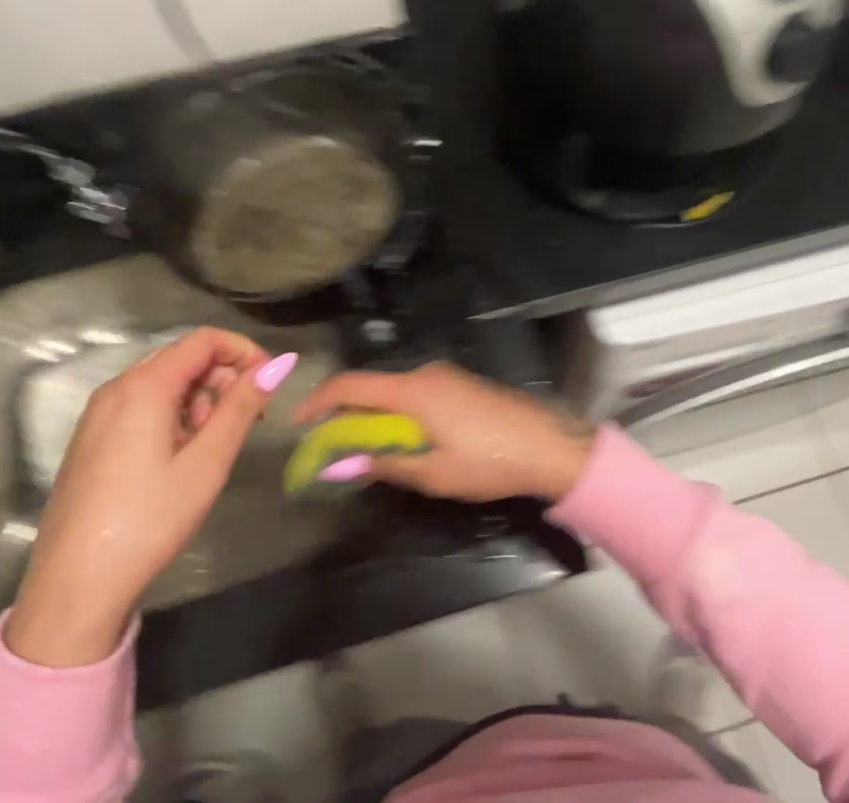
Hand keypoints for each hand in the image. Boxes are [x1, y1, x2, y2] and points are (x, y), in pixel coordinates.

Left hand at [5, 328, 297, 666]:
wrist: (77, 583)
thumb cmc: (149, 520)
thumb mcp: (207, 463)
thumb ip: (242, 407)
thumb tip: (278, 365)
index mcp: (144, 387)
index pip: (204, 340)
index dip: (245, 352)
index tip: (272, 384)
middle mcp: (116, 389)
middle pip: (182, 359)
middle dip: (224, 380)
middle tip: (246, 424)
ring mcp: (98, 415)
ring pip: (163, 385)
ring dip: (201, 402)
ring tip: (212, 449)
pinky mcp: (92, 440)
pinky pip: (142, 408)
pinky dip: (174, 418)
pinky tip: (181, 460)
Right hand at [289, 362, 593, 502]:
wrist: (551, 446)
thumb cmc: (489, 461)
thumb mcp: (434, 473)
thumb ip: (386, 464)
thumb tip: (347, 464)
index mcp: (413, 390)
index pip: (350, 385)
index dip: (318, 401)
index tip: (297, 423)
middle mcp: (426, 374)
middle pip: (372, 388)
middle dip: (346, 417)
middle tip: (331, 450)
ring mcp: (447, 377)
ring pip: (395, 394)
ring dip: (375, 419)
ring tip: (366, 454)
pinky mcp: (462, 386)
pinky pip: (417, 396)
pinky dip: (400, 416)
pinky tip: (405, 443)